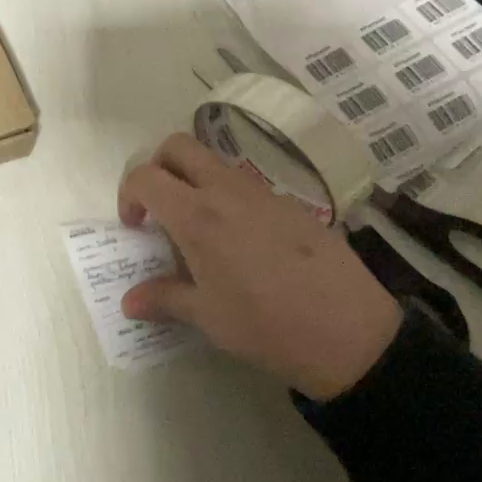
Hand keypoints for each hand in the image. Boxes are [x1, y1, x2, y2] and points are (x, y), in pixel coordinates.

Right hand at [118, 134, 400, 400]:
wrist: (353, 334)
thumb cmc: (267, 326)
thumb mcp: (208, 318)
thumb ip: (164, 299)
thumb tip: (129, 301)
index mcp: (196, 215)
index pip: (144, 177)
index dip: (128, 195)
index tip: (136, 227)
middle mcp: (225, 191)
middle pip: (177, 147)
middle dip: (157, 167)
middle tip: (160, 207)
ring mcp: (262, 193)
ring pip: (214, 161)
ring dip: (194, 179)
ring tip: (200, 227)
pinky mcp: (292, 204)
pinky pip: (246, 185)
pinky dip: (228, 197)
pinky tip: (243, 242)